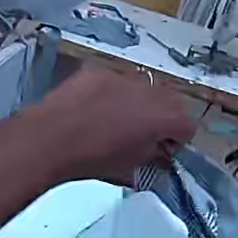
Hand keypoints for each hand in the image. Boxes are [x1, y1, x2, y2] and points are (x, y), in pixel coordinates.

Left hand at [13, 64, 193, 184]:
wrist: (50, 139)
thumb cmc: (92, 160)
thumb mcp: (130, 166)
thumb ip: (151, 153)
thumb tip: (156, 148)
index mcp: (162, 117)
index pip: (187, 125)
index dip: (176, 139)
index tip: (162, 149)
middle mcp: (148, 91)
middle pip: (170, 100)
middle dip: (163, 116)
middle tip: (144, 133)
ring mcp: (121, 77)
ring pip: (143, 87)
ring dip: (139, 101)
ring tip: (117, 118)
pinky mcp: (98, 71)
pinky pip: (115, 80)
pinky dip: (112, 93)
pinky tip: (94, 108)